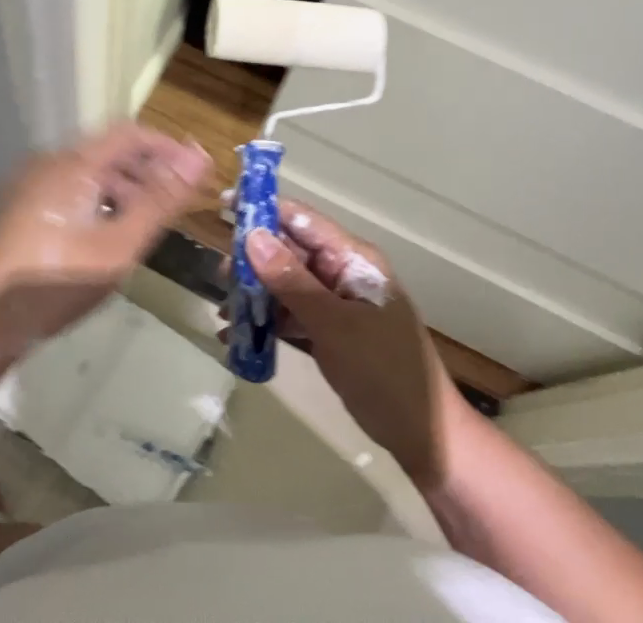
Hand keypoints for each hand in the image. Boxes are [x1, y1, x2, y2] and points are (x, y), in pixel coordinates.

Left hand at [0, 123, 210, 375]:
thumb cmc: (54, 285)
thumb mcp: (119, 246)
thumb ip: (160, 201)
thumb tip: (199, 159)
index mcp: (70, 166)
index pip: (128, 134)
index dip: (167, 147)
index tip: (196, 171)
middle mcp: (44, 165)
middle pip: (106, 152)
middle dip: (146, 170)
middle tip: (178, 200)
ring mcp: (24, 188)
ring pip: (84, 174)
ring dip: (122, 189)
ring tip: (147, 222)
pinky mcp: (13, 211)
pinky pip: (65, 192)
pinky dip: (95, 202)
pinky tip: (105, 237)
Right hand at [244, 201, 460, 487]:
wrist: (423, 434)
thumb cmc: (384, 372)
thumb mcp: (335, 325)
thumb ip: (292, 281)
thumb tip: (252, 237)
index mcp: (355, 261)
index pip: (303, 221)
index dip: (264, 211)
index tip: (224, 207)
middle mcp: (346, 274)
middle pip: (291, 253)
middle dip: (253, 261)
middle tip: (219, 276)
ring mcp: (340, 305)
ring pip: (288, 286)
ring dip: (256, 295)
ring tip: (223, 312)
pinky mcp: (333, 333)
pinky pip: (293, 316)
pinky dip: (268, 324)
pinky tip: (238, 339)